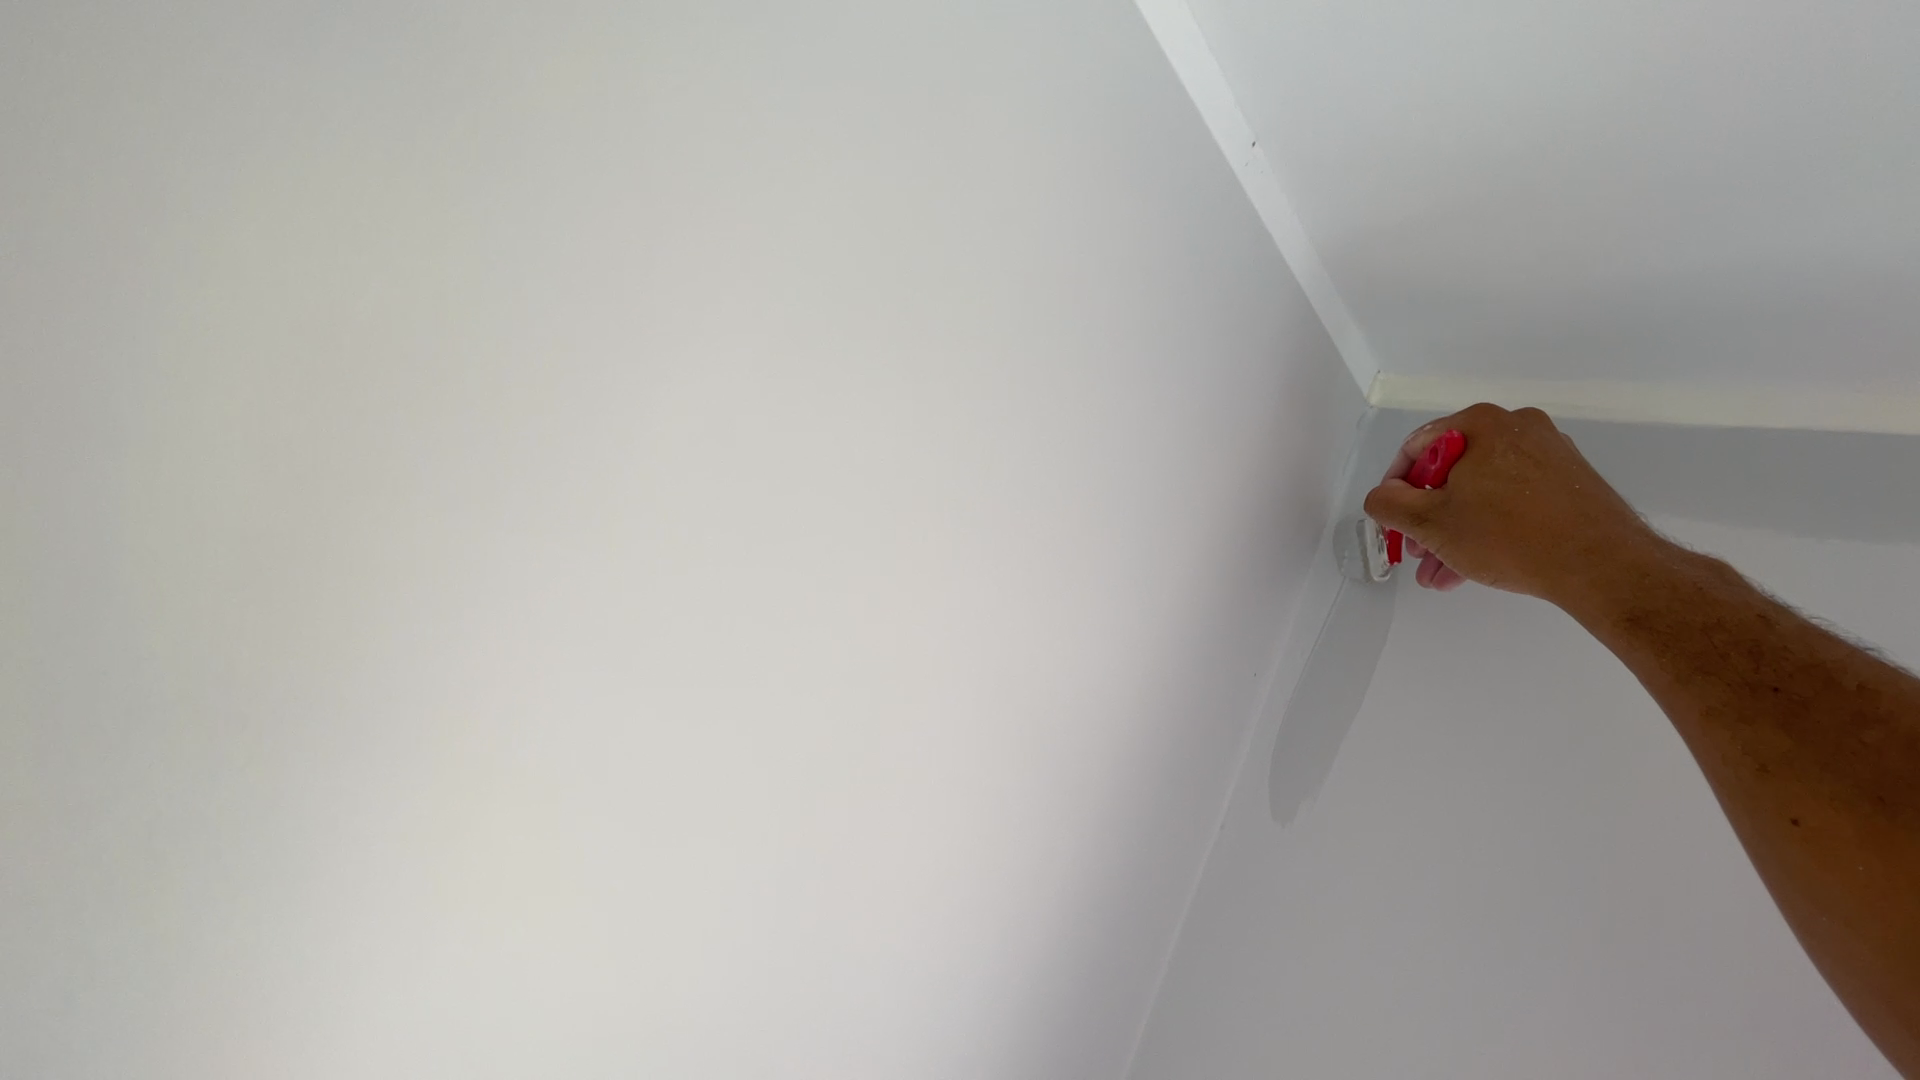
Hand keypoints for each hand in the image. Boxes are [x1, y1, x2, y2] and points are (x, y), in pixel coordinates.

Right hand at [1363, 404, 1659, 603]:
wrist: (1602, 565)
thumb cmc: (1506, 535)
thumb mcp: (1428, 523)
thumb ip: (1387, 503)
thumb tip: (1383, 496)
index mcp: (1481, 424)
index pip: (1416, 448)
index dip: (1395, 488)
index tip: (1391, 521)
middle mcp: (1518, 428)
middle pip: (1450, 472)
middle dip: (1427, 517)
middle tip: (1416, 552)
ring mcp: (1548, 454)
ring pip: (1480, 492)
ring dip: (1453, 531)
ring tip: (1440, 573)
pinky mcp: (1570, 482)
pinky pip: (1510, 500)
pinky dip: (1487, 528)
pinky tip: (1471, 566)